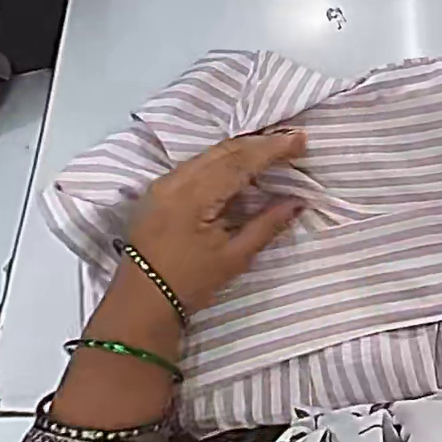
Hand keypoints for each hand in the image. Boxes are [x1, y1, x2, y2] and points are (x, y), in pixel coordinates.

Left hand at [51, 130, 306, 430]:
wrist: (141, 302)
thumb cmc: (190, 283)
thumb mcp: (235, 257)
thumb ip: (268, 224)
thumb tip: (298, 201)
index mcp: (192, 197)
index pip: (239, 162)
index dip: (272, 149)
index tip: (300, 141)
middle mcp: (175, 181)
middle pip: (225, 150)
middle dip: (261, 142)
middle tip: (294, 139)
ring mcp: (164, 183)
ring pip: (211, 153)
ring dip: (244, 148)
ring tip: (275, 146)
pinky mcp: (161, 189)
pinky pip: (200, 163)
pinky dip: (226, 159)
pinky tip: (244, 163)